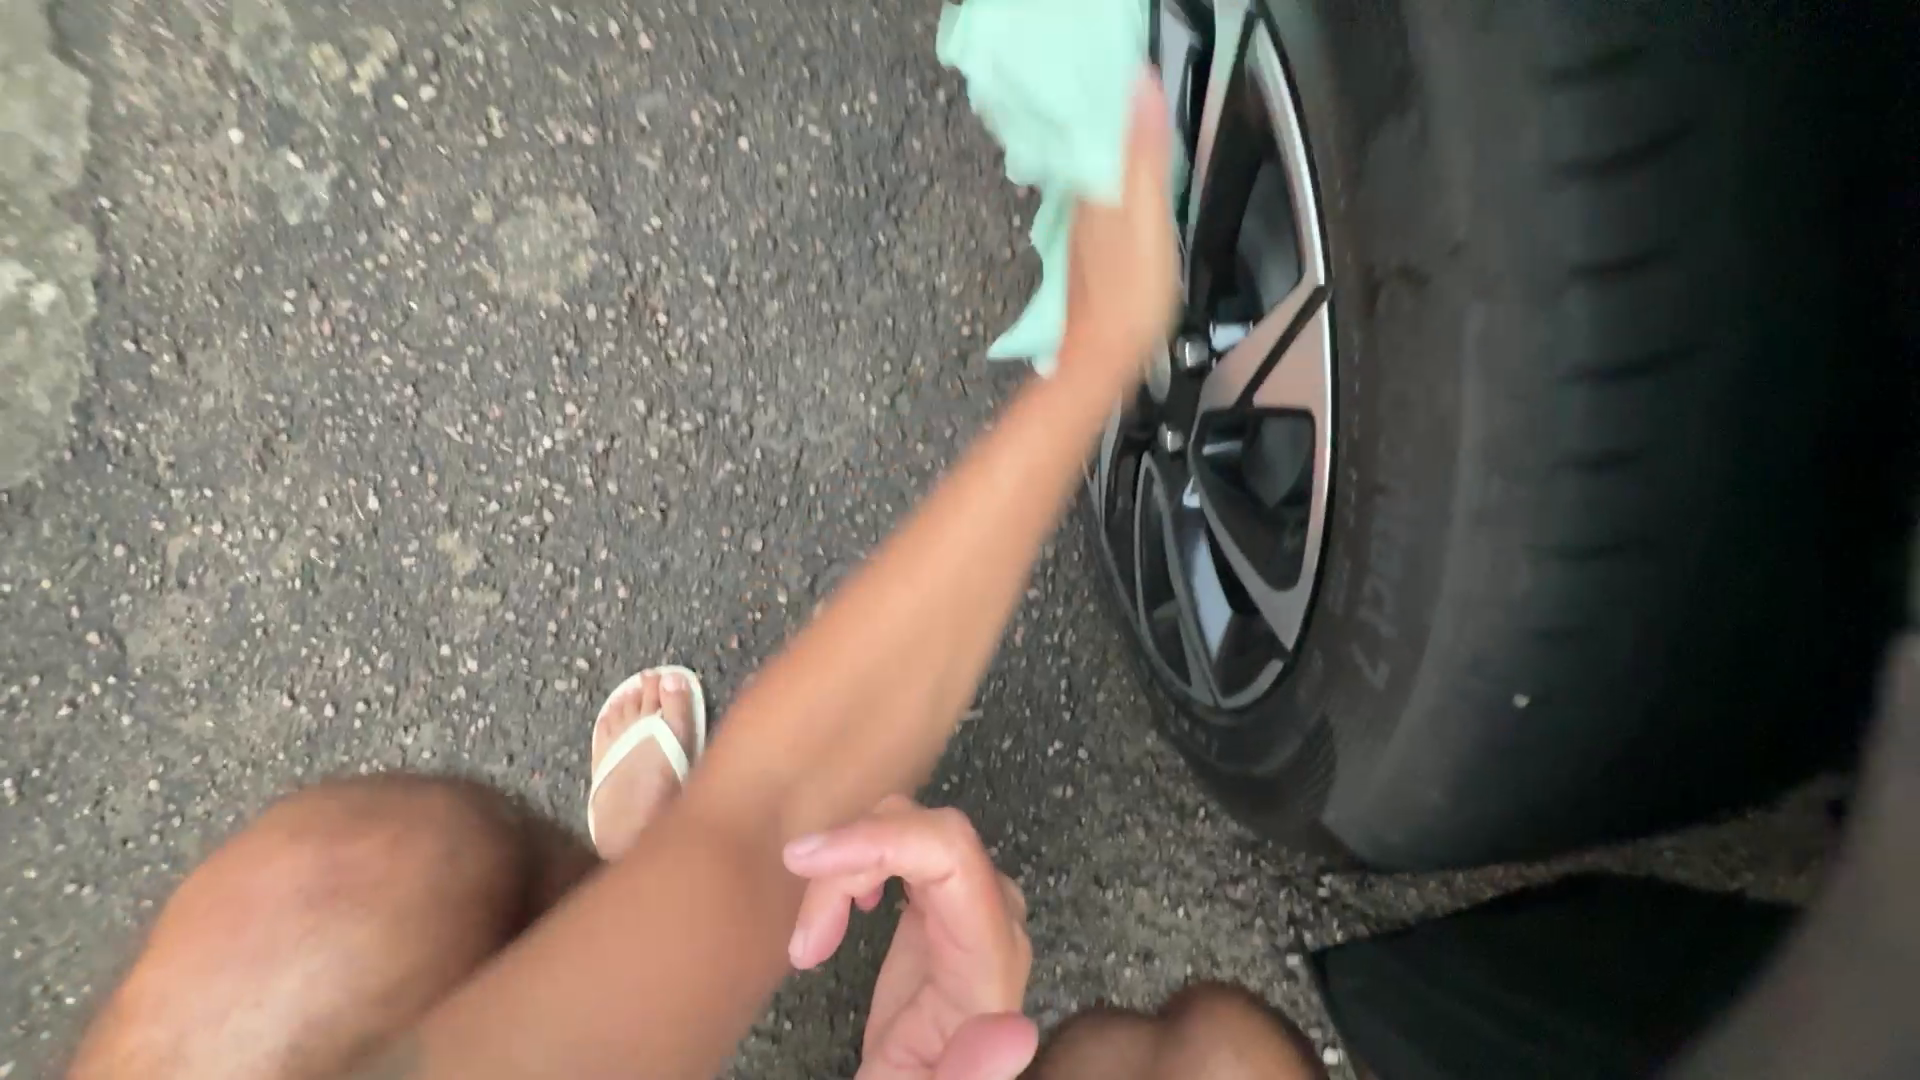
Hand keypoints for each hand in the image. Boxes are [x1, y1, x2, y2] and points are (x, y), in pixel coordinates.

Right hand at [785, 798, 1036, 1079]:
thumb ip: (971, 1073)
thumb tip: (1018, 1033)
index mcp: (992, 958)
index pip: (951, 854)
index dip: (878, 840)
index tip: (805, 861)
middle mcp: (995, 912)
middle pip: (924, 831)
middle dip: (849, 861)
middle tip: (806, 941)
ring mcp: (974, 896)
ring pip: (910, 828)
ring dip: (847, 868)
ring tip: (814, 943)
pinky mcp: (950, 893)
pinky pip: (906, 844)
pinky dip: (862, 862)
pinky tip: (852, 907)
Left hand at [1059, 72, 1179, 388]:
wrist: (1103, 363)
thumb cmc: (1129, 302)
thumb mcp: (1146, 221)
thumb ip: (1144, 159)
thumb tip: (1141, 91)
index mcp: (1097, 199)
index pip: (1101, 135)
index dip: (1116, 105)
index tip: (1131, 77)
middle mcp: (1083, 218)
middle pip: (1097, 162)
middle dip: (1115, 133)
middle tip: (1134, 105)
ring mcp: (1085, 247)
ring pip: (1098, 192)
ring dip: (1114, 167)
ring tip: (1133, 145)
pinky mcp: (1092, 271)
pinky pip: (1102, 222)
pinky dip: (1115, 204)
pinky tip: (1125, 207)